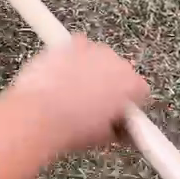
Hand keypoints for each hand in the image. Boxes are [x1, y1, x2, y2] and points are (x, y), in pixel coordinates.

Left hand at [2, 36, 149, 153]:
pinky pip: (79, 47)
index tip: (117, 112)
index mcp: (131, 85)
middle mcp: (117, 62)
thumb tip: (115, 127)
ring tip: (73, 91)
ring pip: (99, 57)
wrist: (39, 114)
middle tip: (92, 103)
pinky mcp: (72, 42)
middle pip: (120, 70)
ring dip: (91, 69)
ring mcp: (94, 49)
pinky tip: (63, 75)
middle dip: (109, 84)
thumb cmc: (69, 127)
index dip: (128, 103)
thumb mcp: (102, 135)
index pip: (140, 90)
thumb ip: (117, 126)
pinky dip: (73, 57)